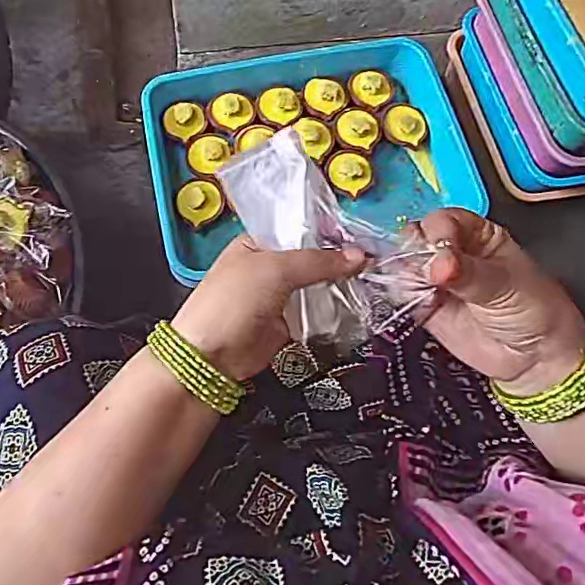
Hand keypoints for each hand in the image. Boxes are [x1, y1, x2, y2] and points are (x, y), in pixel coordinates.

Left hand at [172, 237, 365, 379]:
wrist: (210, 357)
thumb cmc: (231, 302)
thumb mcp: (275, 269)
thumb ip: (318, 261)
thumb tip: (358, 256)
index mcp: (257, 243)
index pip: (299, 228)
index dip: (328, 231)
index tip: (361, 234)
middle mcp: (268, 267)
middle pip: (311, 258)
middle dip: (339, 259)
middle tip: (374, 258)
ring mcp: (277, 296)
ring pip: (316, 285)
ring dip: (339, 285)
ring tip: (373, 278)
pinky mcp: (286, 323)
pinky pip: (315, 312)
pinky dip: (333, 310)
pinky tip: (357, 303)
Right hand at [417, 209, 584, 395]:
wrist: (535, 359)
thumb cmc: (534, 310)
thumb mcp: (505, 286)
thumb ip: (469, 273)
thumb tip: (438, 265)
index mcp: (477, 234)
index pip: (444, 221)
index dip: (436, 233)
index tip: (438, 252)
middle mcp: (452, 251)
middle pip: (416, 239)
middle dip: (413, 253)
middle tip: (424, 274)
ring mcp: (434, 279)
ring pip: (403, 265)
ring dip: (404, 275)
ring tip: (423, 292)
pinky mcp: (422, 304)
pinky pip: (400, 293)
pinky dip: (400, 295)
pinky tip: (416, 302)